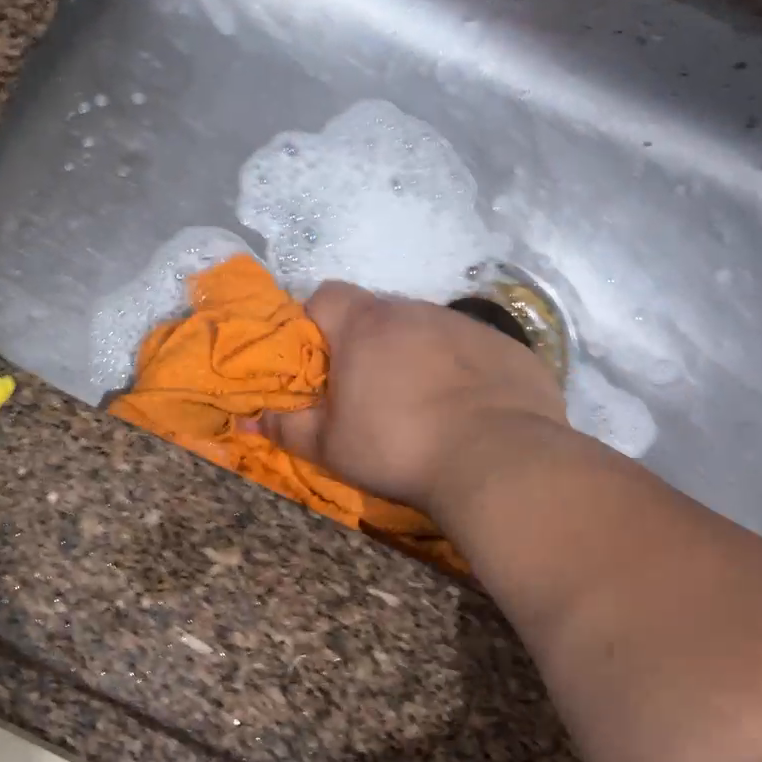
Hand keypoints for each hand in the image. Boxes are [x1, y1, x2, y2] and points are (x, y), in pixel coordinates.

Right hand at [263, 282, 567, 513]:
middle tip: (365, 387)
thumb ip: (285, 426)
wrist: (505, 466)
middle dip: (367, 341)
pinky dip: (462, 370)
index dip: (316, 321)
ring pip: (426, 329)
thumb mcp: (327, 446)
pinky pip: (473, 350)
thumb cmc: (398, 447)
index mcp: (366, 326)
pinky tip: (466, 408)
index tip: (320, 359)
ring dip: (415, 353)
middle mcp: (416, 313)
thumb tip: (247, 420)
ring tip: (420, 400)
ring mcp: (469, 328)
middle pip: (378, 313)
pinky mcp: (514, 350)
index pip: (327, 295)